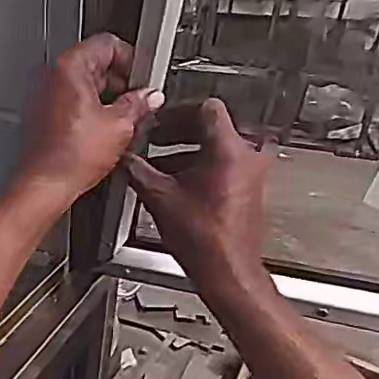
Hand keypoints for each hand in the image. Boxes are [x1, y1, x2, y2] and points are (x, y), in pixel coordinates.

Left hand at [14, 33, 161, 203]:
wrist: (45, 184)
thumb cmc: (71, 157)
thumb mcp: (119, 126)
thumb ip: (139, 104)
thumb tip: (149, 97)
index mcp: (69, 67)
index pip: (107, 44)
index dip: (131, 61)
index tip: (142, 79)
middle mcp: (50, 75)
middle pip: (95, 63)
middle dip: (120, 82)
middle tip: (137, 102)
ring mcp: (43, 94)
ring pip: (83, 84)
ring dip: (106, 98)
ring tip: (121, 121)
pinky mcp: (41, 114)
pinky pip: (70, 101)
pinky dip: (88, 110)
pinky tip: (102, 131)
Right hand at [124, 98, 272, 289]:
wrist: (227, 271)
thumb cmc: (205, 240)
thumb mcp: (160, 197)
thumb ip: (138, 170)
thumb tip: (125, 159)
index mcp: (228, 150)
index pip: (207, 108)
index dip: (178, 111)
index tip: (161, 120)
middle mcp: (247, 156)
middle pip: (213, 126)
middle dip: (181, 131)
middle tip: (159, 137)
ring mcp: (252, 173)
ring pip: (220, 146)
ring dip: (190, 150)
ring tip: (163, 161)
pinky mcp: (250, 188)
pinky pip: (227, 164)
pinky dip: (204, 165)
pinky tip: (180, 181)